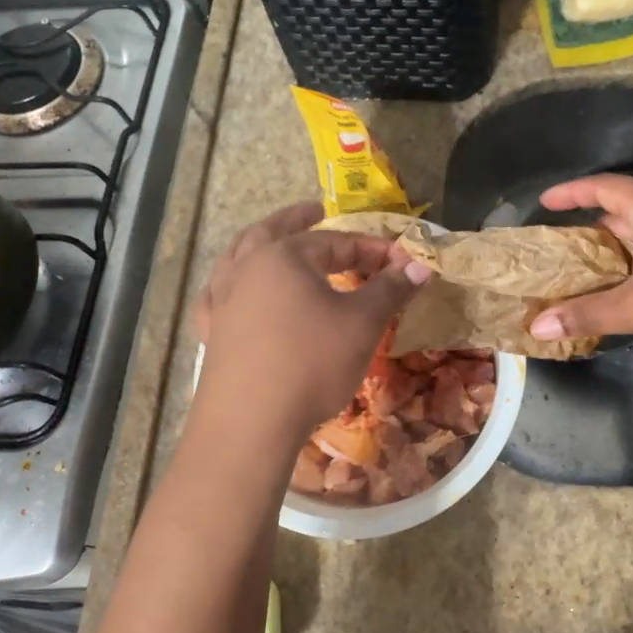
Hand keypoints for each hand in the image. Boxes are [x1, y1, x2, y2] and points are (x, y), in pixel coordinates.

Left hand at [192, 203, 430, 435]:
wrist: (250, 422)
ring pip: (237, 258)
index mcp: (283, 257)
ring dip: (259, 244)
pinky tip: (231, 290)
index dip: (372, 250)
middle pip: (273, 233)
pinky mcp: (211, 332)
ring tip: (272, 239)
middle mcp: (246, 268)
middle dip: (297, 219)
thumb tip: (420, 265)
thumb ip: (390, 290)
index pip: (336, 242)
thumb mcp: (362, 324)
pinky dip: (228, 285)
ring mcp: (222, 300)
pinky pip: (216, 296)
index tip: (402, 262)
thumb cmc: (311, 363)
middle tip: (315, 210)